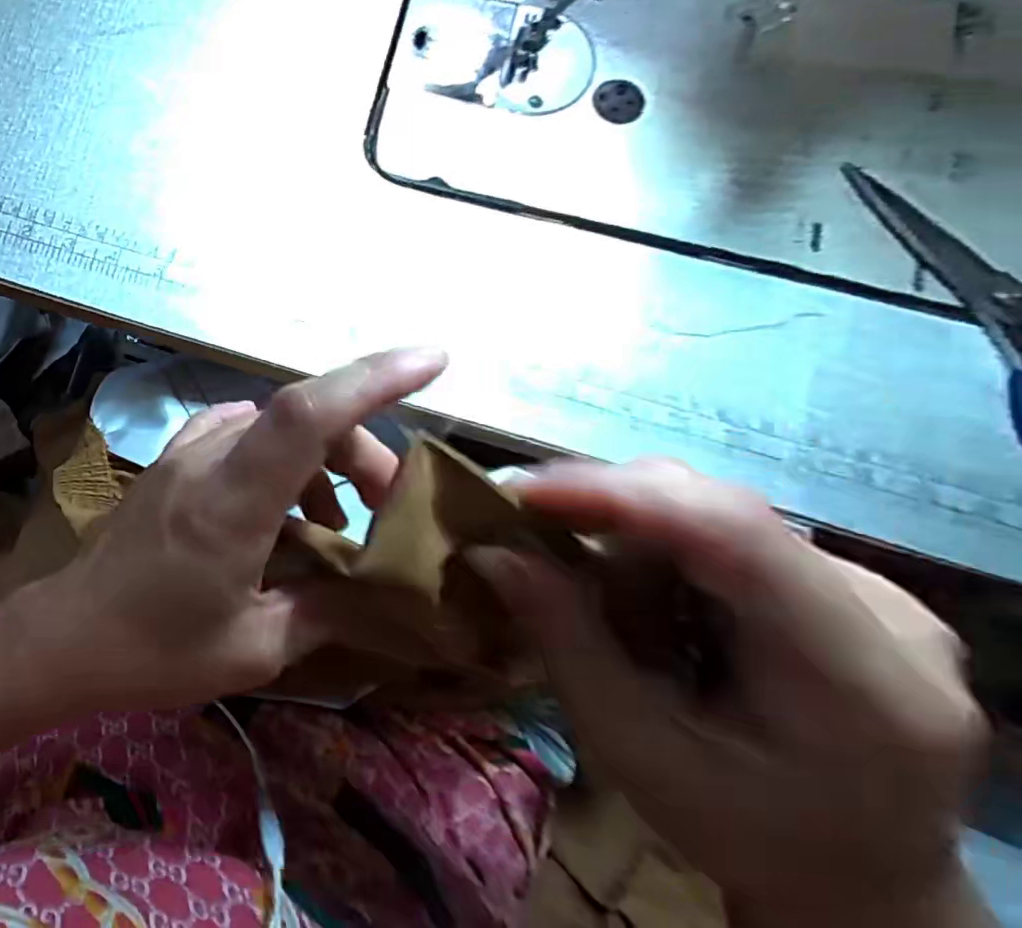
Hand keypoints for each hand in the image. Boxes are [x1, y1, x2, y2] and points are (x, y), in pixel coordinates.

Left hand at [13, 347, 447, 711]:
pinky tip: (281, 500)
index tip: (432, 361)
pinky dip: (272, 452)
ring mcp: (178, 459)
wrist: (67, 636)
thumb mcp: (253, 647)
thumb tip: (382, 595)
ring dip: (316, 452)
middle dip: (360, 446)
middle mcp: (202, 463)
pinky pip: (231, 434)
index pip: (303, 415)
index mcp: (229, 504)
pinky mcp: (165, 468)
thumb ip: (324, 609)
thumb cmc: (154, 652)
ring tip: (336, 516)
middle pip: (297, 416)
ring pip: (265, 422)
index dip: (370, 379)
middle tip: (387, 508)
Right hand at [475, 460, 988, 927]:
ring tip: (602, 605)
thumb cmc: (738, 829)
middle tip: (528, 541)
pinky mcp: (850, 589)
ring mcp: (878, 596)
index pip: (734, 535)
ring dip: (631, 541)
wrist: (855, 881)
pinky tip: (648, 608)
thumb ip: (564, 641)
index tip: (518, 493)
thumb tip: (490, 550)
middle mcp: (886, 615)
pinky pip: (728, 533)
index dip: (617, 495)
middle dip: (607, 513)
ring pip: (714, 513)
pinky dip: (659, 553)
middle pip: (718, 511)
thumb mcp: (631, 746)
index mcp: (856, 678)